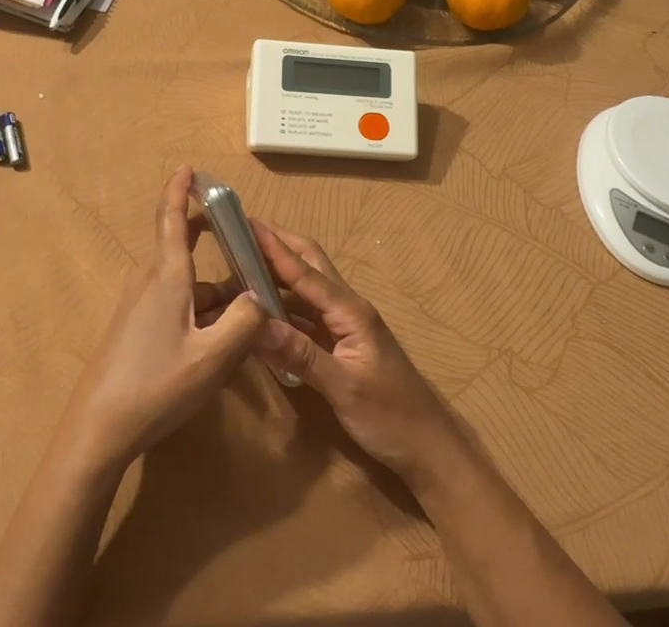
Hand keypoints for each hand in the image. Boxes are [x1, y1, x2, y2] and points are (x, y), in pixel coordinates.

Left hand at [57, 166, 267, 468]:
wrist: (98, 429)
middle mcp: (149, 284)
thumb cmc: (156, 386)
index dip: (181, 190)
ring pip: (186, 284)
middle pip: (182, 249)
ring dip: (215, 291)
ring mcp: (139, 308)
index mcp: (166, 278)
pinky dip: (202, 311)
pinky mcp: (137, 330)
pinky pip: (176, 305)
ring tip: (252, 313)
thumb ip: (245, 322)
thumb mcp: (213, 357)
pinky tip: (223, 342)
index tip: (189, 166)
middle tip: (248, 245)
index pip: (172, 220)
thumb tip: (260, 297)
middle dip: (212, 241)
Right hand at [250, 220, 464, 478]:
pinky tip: (261, 310)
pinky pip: (306, 315)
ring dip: (278, 271)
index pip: (305, 272)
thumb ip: (300, 354)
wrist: (427, 447)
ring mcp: (345, 327)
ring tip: (243, 260)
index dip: (274, 247)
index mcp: (351, 311)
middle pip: (310, 265)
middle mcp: (348, 310)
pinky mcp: (340, 346)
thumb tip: (255, 324)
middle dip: (279, 243)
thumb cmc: (390, 416)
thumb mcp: (343, 387)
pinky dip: (282, 305)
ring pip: (307, 288)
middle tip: (241, 228)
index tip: (244, 222)